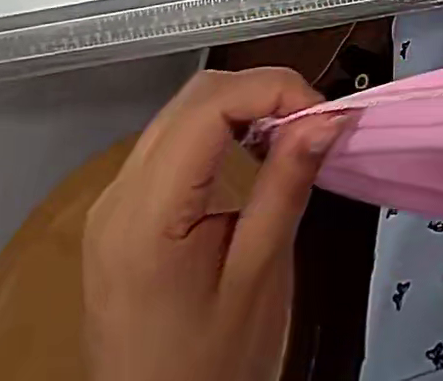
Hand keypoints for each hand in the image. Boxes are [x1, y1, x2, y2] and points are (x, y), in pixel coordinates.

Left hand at [83, 68, 346, 380]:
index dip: (273, 89)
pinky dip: (223, 126)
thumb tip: (327, 117)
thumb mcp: (259, 276)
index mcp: (145, 215)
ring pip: (185, 109)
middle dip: (263, 90)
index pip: (209, 106)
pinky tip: (254, 148)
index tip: (321, 113)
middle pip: (195, 97)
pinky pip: (176, 138)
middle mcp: (118, 195)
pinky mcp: (123, 209)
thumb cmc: (209, 368)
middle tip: (312, 121)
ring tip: (291, 132)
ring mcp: (114, 201)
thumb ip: (287, 185)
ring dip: (244, 104)